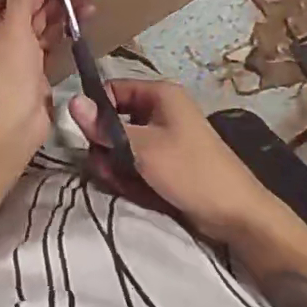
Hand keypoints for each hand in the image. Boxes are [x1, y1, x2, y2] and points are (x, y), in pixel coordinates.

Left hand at [0, 0, 98, 154]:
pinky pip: (47, 37)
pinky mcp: (30, 64)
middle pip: (24, 3)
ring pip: (38, 19)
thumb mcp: (13, 30)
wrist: (12, 129)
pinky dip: (64, 26)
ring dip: (63, 5)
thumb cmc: (5, 76)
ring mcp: (11, 50)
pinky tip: (86, 12)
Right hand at [70, 79, 289, 243]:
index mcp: (160, 95)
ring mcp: (161, 137)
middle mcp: (159, 110)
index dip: (95, 110)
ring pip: (118, 144)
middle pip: (110, 119)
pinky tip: (133, 189)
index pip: (109, 90)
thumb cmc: (190, 172)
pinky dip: (127, 175)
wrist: (236, 216)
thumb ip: (104, 127)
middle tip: (107, 166)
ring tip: (122, 182)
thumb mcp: (142, 148)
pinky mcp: (162, 161)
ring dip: (113, 164)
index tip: (89, 135)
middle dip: (104, 145)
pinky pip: (131, 161)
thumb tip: (71, 101)